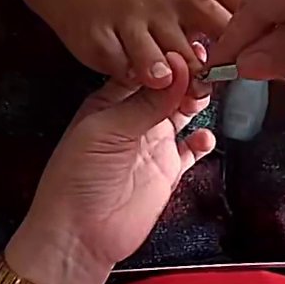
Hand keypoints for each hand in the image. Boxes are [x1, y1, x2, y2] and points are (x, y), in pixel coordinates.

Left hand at [4, 52, 215, 283]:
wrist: (79, 235)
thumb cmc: (77, 179)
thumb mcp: (106, 132)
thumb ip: (145, 103)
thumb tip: (180, 70)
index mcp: (109, 102)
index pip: (144, 70)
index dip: (167, 60)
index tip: (192, 48)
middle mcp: (132, 120)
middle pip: (167, 89)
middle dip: (187, 77)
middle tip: (206, 69)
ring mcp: (150, 145)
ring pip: (182, 113)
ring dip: (196, 102)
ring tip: (206, 95)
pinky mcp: (166, 172)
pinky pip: (190, 150)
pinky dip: (202, 140)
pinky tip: (204, 137)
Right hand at [10, 0, 246, 87]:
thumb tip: (190, 3)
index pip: (241, 8)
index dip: (245, 30)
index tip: (239, 40)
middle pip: (212, 49)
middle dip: (210, 67)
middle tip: (199, 71)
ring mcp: (131, 21)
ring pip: (168, 71)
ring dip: (166, 76)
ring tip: (158, 71)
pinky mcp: (92, 37)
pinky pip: (120, 71)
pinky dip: (123, 71)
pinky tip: (120, 60)